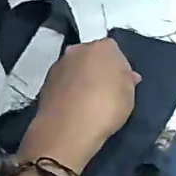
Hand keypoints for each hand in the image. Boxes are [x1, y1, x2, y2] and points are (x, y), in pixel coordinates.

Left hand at [19, 38, 138, 171]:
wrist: (68, 128)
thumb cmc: (106, 108)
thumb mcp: (129, 96)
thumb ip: (127, 80)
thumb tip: (127, 76)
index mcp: (103, 47)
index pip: (114, 50)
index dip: (119, 67)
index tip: (121, 83)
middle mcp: (79, 50)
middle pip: (92, 56)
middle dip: (98, 69)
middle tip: (106, 91)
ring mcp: (60, 64)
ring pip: (76, 68)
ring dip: (82, 79)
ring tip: (89, 102)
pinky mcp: (46, 80)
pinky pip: (64, 81)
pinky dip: (69, 89)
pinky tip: (75, 106)